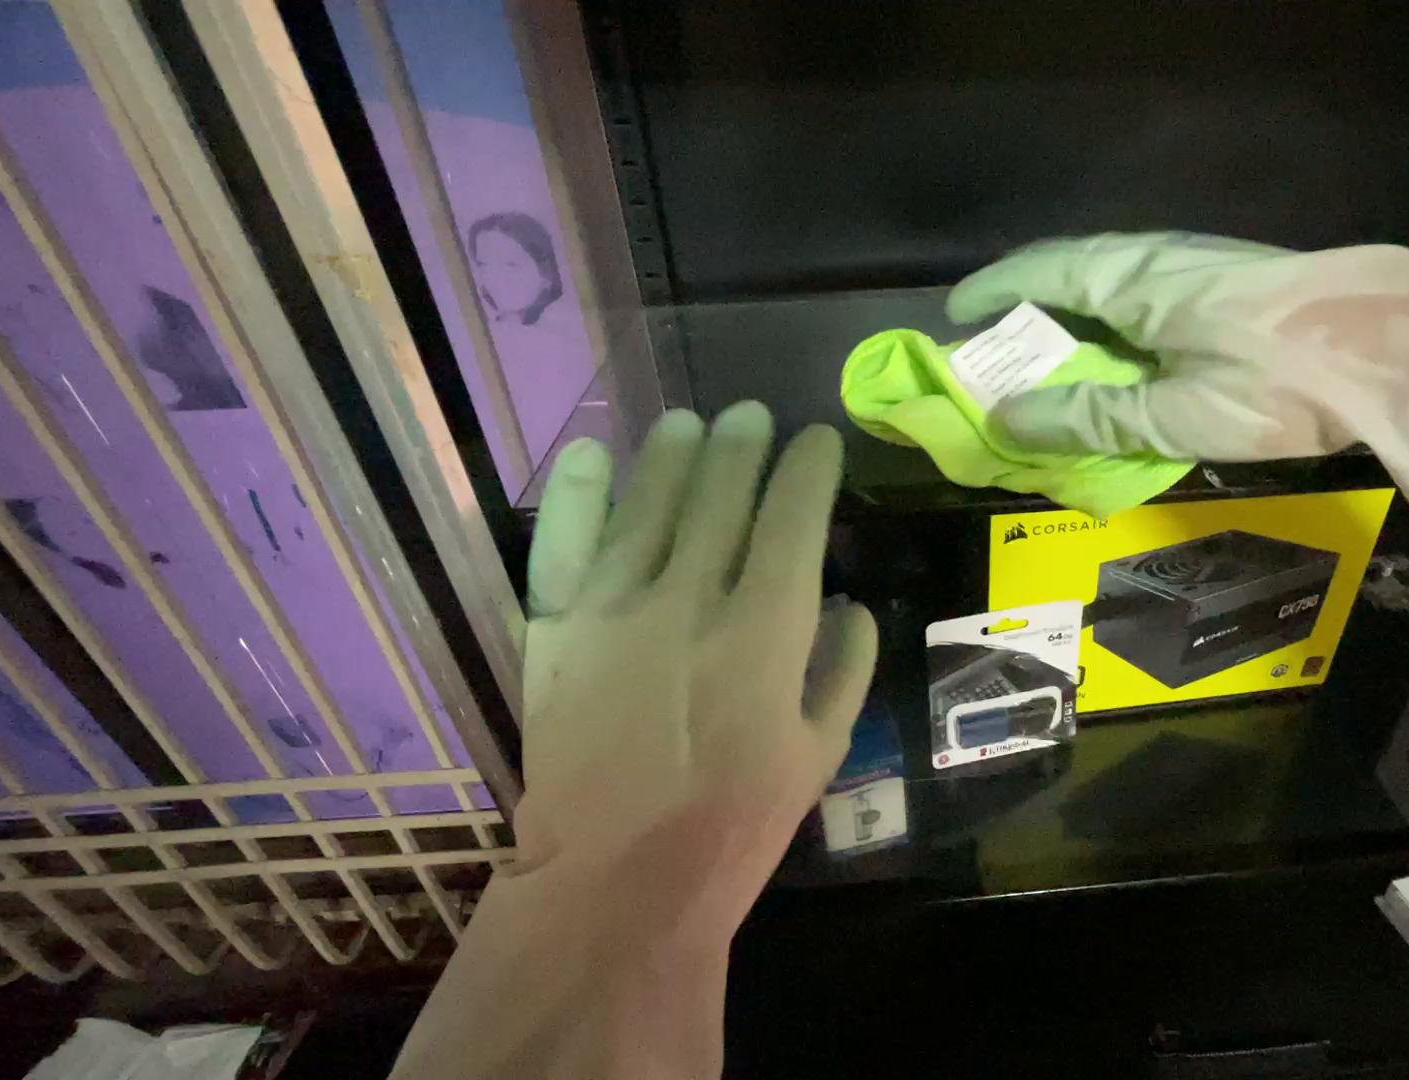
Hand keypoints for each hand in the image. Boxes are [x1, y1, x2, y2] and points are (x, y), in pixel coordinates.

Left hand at [389, 405, 876, 1079]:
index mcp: (765, 634)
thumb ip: (847, 667)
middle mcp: (690, 603)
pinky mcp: (558, 630)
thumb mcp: (822, 752)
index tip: (818, 441)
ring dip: (675, 454)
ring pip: (649, 505)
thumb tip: (850, 602)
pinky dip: (579, 495)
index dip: (809, 471)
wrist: (617, 881)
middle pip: (721, 497)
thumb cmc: (737, 822)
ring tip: (692, 421)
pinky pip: (565, 545)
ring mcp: (615, 611)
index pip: (793, 522)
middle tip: (755, 415)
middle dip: (745, 446)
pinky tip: (595, 452)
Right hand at [948, 233, 1408, 626]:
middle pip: (1076, 276)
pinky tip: (1129, 360)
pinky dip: (1120, 332)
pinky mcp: (1238, 292)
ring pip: (1118, 290)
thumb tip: (1004, 419)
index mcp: (1137, 281)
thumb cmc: (1280, 380)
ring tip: (1057, 361)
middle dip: (1032, 310)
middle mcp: (1165, 262)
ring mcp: (1205, 271)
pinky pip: (1153, 303)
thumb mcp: (1171, 409)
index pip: (1043, 272)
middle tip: (1003, 348)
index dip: (995, 292)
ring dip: (1077, 323)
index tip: (957, 314)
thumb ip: (1085, 416)